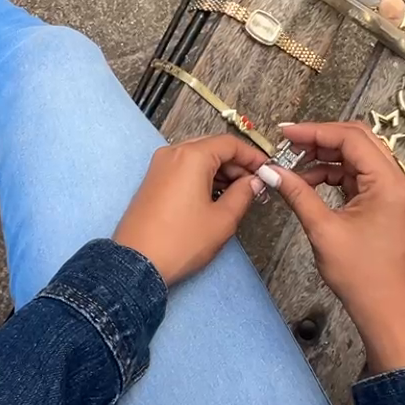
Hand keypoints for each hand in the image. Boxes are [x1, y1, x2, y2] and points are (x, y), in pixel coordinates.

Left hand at [112, 134, 267, 286]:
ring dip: (219, 170)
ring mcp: (160, 165)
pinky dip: (202, 176)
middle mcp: (172, 153)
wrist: (137, 261)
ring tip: (238, 194)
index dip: (252, 156)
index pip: (229, 143)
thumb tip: (253, 182)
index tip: (267, 170)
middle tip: (254, 184)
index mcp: (191, 156)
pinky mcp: (154, 179)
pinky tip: (215, 196)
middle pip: (212, 146)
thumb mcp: (222, 219)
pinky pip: (184, 167)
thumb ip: (243, 194)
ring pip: (198, 157)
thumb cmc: (179, 241)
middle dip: (236, 163)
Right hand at [266, 121, 404, 373]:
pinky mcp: (384, 205)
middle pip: (357, 141)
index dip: (314, 131)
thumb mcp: (323, 230)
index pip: (350, 139)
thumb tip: (269, 170)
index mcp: (388, 183)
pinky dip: (331, 174)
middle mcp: (396, 181)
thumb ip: (297, 193)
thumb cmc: (362, 276)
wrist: (389, 315)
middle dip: (320, 138)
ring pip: (356, 158)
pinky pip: (356, 177)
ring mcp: (392, 193)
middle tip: (287, 143)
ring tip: (292, 166)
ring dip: (324, 157)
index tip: (283, 133)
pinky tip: (307, 183)